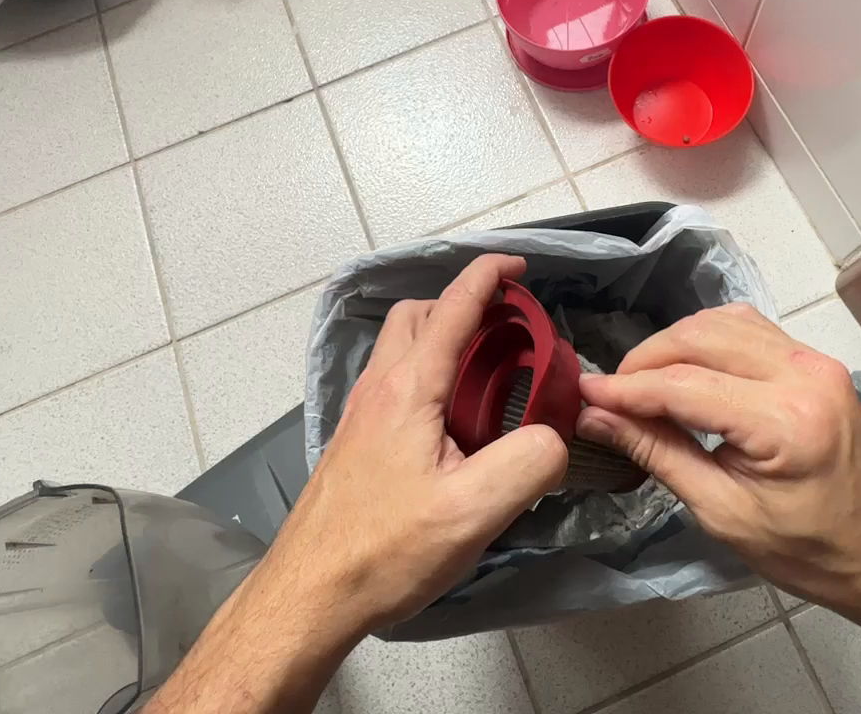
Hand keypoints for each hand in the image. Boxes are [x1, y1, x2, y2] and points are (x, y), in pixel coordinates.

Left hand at [263, 253, 568, 634]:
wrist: (308, 595)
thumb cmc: (387, 549)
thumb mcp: (473, 512)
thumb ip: (529, 463)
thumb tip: (552, 436)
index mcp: (410, 387)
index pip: (453, 307)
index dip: (487, 276)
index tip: (518, 265)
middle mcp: (380, 385)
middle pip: (418, 314)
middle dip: (462, 303)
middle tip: (505, 331)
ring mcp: (362, 411)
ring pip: (402, 344)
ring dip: (443, 336)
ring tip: (485, 375)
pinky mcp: (357, 438)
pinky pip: (396, 378)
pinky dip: (429, 370)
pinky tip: (451, 420)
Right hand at [575, 303, 860, 615]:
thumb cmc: (809, 551)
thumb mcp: (724, 513)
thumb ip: (658, 453)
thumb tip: (598, 418)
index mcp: (785, 422)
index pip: (684, 386)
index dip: (626, 388)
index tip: (583, 395)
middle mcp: (803, 374)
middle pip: (700, 338)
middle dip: (645, 360)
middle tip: (611, 395)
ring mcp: (814, 360)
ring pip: (720, 322)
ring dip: (672, 345)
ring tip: (642, 382)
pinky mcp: (814, 359)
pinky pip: (746, 327)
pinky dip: (705, 339)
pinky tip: (686, 366)